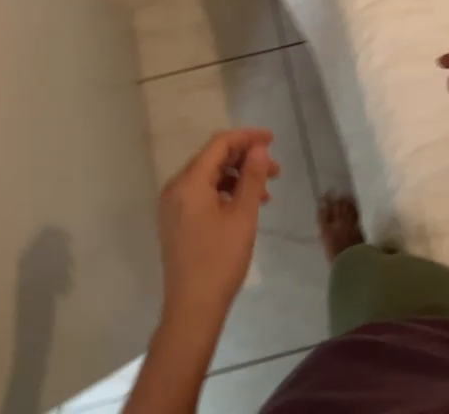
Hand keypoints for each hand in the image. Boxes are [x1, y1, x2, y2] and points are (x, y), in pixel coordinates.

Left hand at [157, 129, 280, 325]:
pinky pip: (202, 195)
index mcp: (189, 182)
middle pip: (212, 159)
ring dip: (237, 178)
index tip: (272, 140)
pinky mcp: (176, 223)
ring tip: (266, 191)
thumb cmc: (220, 261)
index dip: (246, 137)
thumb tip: (258, 149)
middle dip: (245, 159)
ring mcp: (173, 207)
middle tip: (275, 170)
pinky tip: (246, 207)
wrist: (192, 310)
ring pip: (208, 178)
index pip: (219, 144)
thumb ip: (252, 177)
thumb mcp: (242, 216)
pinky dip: (225, 193)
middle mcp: (176, 188)